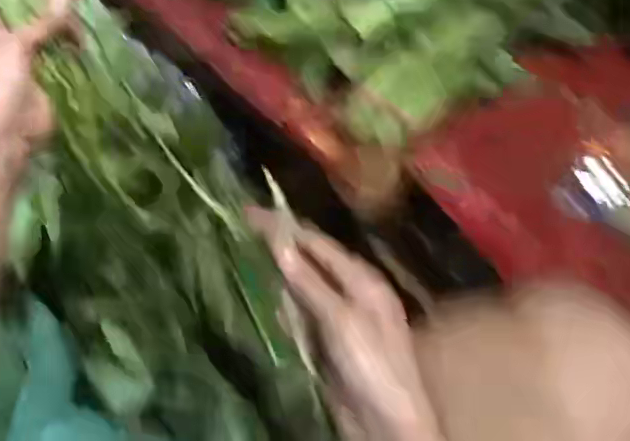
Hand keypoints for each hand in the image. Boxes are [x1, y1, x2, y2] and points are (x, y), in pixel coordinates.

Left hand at [0, 0, 74, 152]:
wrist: (7, 135)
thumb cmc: (0, 83)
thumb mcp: (19, 44)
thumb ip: (45, 19)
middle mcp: (6, 37)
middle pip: (35, 13)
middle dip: (56, 6)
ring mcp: (26, 56)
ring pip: (51, 33)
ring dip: (68, 26)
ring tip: (89, 16)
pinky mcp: (45, 74)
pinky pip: (62, 53)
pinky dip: (74, 46)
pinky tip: (89, 38)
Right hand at [247, 210, 442, 440]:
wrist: (389, 430)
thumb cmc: (373, 367)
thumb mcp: (340, 319)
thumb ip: (307, 279)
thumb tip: (275, 239)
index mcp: (362, 279)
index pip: (315, 241)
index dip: (281, 225)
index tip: (247, 211)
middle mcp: (352, 291)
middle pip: (307, 259)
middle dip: (278, 246)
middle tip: (241, 229)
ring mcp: (340, 315)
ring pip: (300, 283)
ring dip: (279, 276)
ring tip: (249, 260)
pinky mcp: (328, 338)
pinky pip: (299, 310)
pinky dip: (284, 306)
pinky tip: (274, 310)